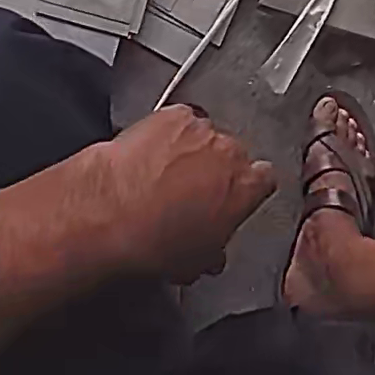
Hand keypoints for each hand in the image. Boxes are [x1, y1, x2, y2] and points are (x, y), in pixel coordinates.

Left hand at [85, 106, 275, 282]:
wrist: (111, 211)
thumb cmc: (152, 239)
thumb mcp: (195, 262)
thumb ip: (216, 248)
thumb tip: (211, 250)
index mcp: (245, 186)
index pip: (264, 178)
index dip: (249, 186)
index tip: (235, 194)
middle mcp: (229, 151)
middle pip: (233, 154)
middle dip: (217, 169)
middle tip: (192, 189)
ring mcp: (201, 128)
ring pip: (205, 135)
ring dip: (192, 149)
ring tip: (165, 171)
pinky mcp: (174, 113)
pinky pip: (179, 120)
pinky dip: (169, 132)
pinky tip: (152, 153)